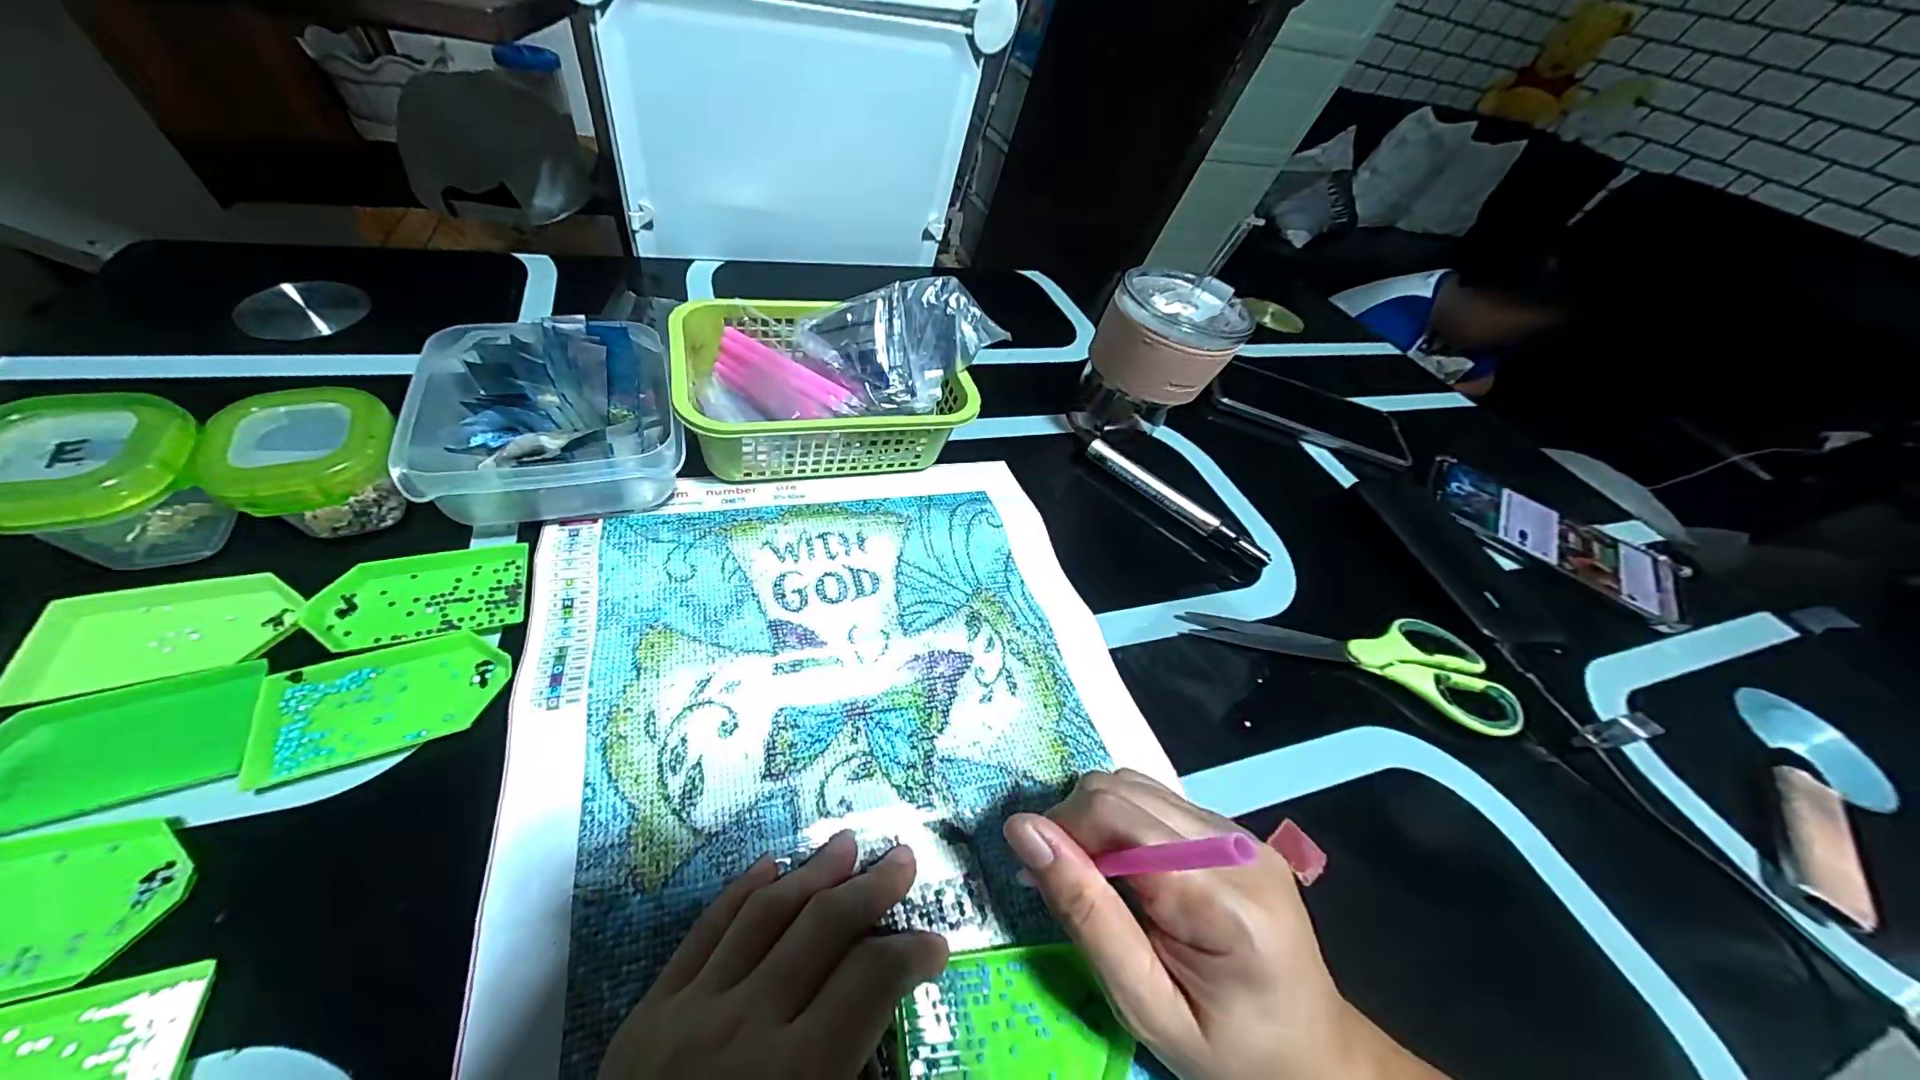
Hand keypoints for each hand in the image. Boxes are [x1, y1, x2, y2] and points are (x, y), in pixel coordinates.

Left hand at [600, 831, 949, 1079]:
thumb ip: (854, 1071)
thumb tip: (889, 1014)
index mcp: (797, 1073)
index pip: (872, 979)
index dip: (913, 952)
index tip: (935, 947)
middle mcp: (746, 1026)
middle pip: (824, 926)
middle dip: (874, 887)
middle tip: (904, 859)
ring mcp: (691, 1010)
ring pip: (767, 914)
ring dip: (814, 872)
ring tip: (847, 843)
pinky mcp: (647, 1011)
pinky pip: (704, 931)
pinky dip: (740, 892)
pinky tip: (769, 865)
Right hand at [1003, 770, 1444, 1079]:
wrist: (1310, 1054)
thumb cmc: (1224, 1050)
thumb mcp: (1143, 1003)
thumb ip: (1085, 912)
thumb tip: (1023, 830)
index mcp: (1223, 899)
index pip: (1116, 815)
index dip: (1062, 831)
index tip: (1039, 877)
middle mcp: (1237, 845)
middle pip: (1121, 789)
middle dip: (1074, 823)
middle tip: (1068, 884)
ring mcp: (1241, 831)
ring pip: (1135, 784)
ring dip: (1098, 820)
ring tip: (1101, 880)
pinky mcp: (1237, 829)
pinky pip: (1158, 799)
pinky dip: (1125, 822)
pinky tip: (1132, 870)